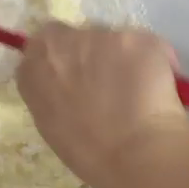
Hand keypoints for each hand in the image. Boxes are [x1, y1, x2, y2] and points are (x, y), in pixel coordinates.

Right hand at [12, 22, 188, 187]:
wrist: (133, 153)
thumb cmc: (87, 152)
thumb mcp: (49, 121)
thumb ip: (50, 91)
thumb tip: (67, 84)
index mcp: (31, 70)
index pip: (41, 45)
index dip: (62, 57)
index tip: (75, 73)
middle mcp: (58, 45)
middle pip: (76, 34)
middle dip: (91, 51)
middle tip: (107, 79)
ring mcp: (98, 37)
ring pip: (112, 38)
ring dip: (121, 56)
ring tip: (136, 89)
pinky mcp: (135, 37)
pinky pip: (145, 45)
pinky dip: (152, 61)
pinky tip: (157, 88)